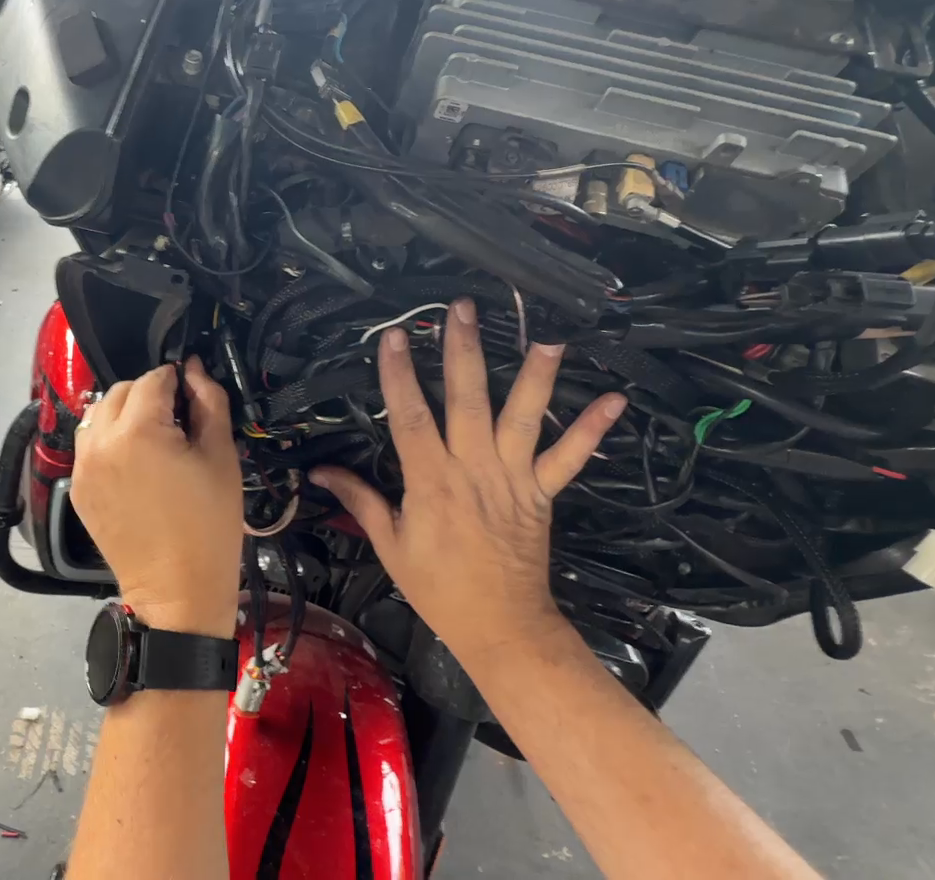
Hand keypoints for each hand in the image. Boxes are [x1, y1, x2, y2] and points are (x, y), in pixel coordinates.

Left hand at [70, 356, 243, 638]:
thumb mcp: (220, 456)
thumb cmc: (208, 525)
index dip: (177, 380)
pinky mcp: (77, 489)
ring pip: (98, 415)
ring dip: (123, 414)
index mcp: (138, 431)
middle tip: (177, 422)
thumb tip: (196, 369)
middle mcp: (100, 442)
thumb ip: (209, 402)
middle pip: (120, 391)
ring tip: (153, 440)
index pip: (153, 378)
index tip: (193, 397)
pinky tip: (134, 464)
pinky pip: (88, 446)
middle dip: (148, 395)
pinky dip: (108, 441)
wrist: (178, 591)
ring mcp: (82, 467)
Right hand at [310, 300, 625, 663]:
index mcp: (431, 482)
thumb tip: (320, 472)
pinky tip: (614, 400)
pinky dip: (590, 430)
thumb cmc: (438, 587)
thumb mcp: (389, 544)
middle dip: (463, 352)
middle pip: (467, 401)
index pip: (409, 417)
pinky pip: (568, 459)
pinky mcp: (541, 493)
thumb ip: (359, 500)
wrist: (500, 625)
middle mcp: (473, 470)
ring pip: (522, 419)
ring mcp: (513, 479)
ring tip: (547, 338)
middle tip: (463, 309)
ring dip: (535, 377)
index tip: (394, 336)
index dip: (399, 374)